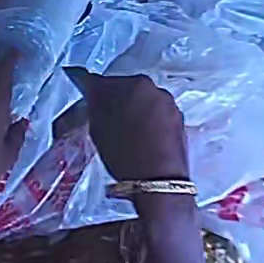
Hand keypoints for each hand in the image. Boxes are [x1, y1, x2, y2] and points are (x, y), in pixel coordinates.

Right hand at [66, 69, 188, 181]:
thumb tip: (92, 91)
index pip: (101, 81)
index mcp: (130, 82)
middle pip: (125, 88)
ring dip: (134, 110)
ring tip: (125, 132)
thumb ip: (94, 104)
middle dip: (114, 100)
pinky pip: (157, 114)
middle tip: (104, 118)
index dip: (89, 88)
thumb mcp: (97, 128)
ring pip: (143, 101)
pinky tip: (142, 138)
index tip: (84, 92)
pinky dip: (148, 121)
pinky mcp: (179, 118)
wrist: (158, 180)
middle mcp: (151, 87)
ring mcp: (168, 102)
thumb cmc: (124, 153)